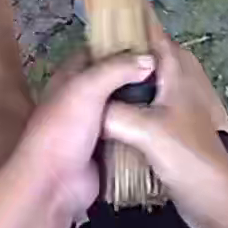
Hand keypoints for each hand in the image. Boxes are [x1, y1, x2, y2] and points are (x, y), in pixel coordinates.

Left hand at [4, 51, 156, 219]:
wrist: (53, 185)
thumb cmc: (64, 127)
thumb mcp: (88, 88)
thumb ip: (118, 69)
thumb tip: (150, 59)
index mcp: (71, 76)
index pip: (98, 51)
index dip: (121, 45)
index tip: (151, 42)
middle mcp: (83, 97)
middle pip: (114, 79)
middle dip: (137, 75)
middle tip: (169, 68)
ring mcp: (95, 124)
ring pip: (124, 106)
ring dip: (143, 102)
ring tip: (173, 90)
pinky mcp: (107, 149)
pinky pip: (129, 132)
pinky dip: (143, 128)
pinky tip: (166, 119)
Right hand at [101, 16, 227, 227]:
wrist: (216, 199)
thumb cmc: (187, 156)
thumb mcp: (146, 131)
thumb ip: (113, 114)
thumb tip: (87, 107)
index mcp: (175, 67)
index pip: (151, 28)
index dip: (131, 14)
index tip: (106, 5)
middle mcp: (177, 75)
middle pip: (145, 50)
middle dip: (121, 44)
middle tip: (87, 46)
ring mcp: (177, 98)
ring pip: (146, 74)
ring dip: (124, 72)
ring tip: (93, 73)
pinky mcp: (174, 121)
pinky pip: (146, 97)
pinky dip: (129, 95)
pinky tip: (108, 105)